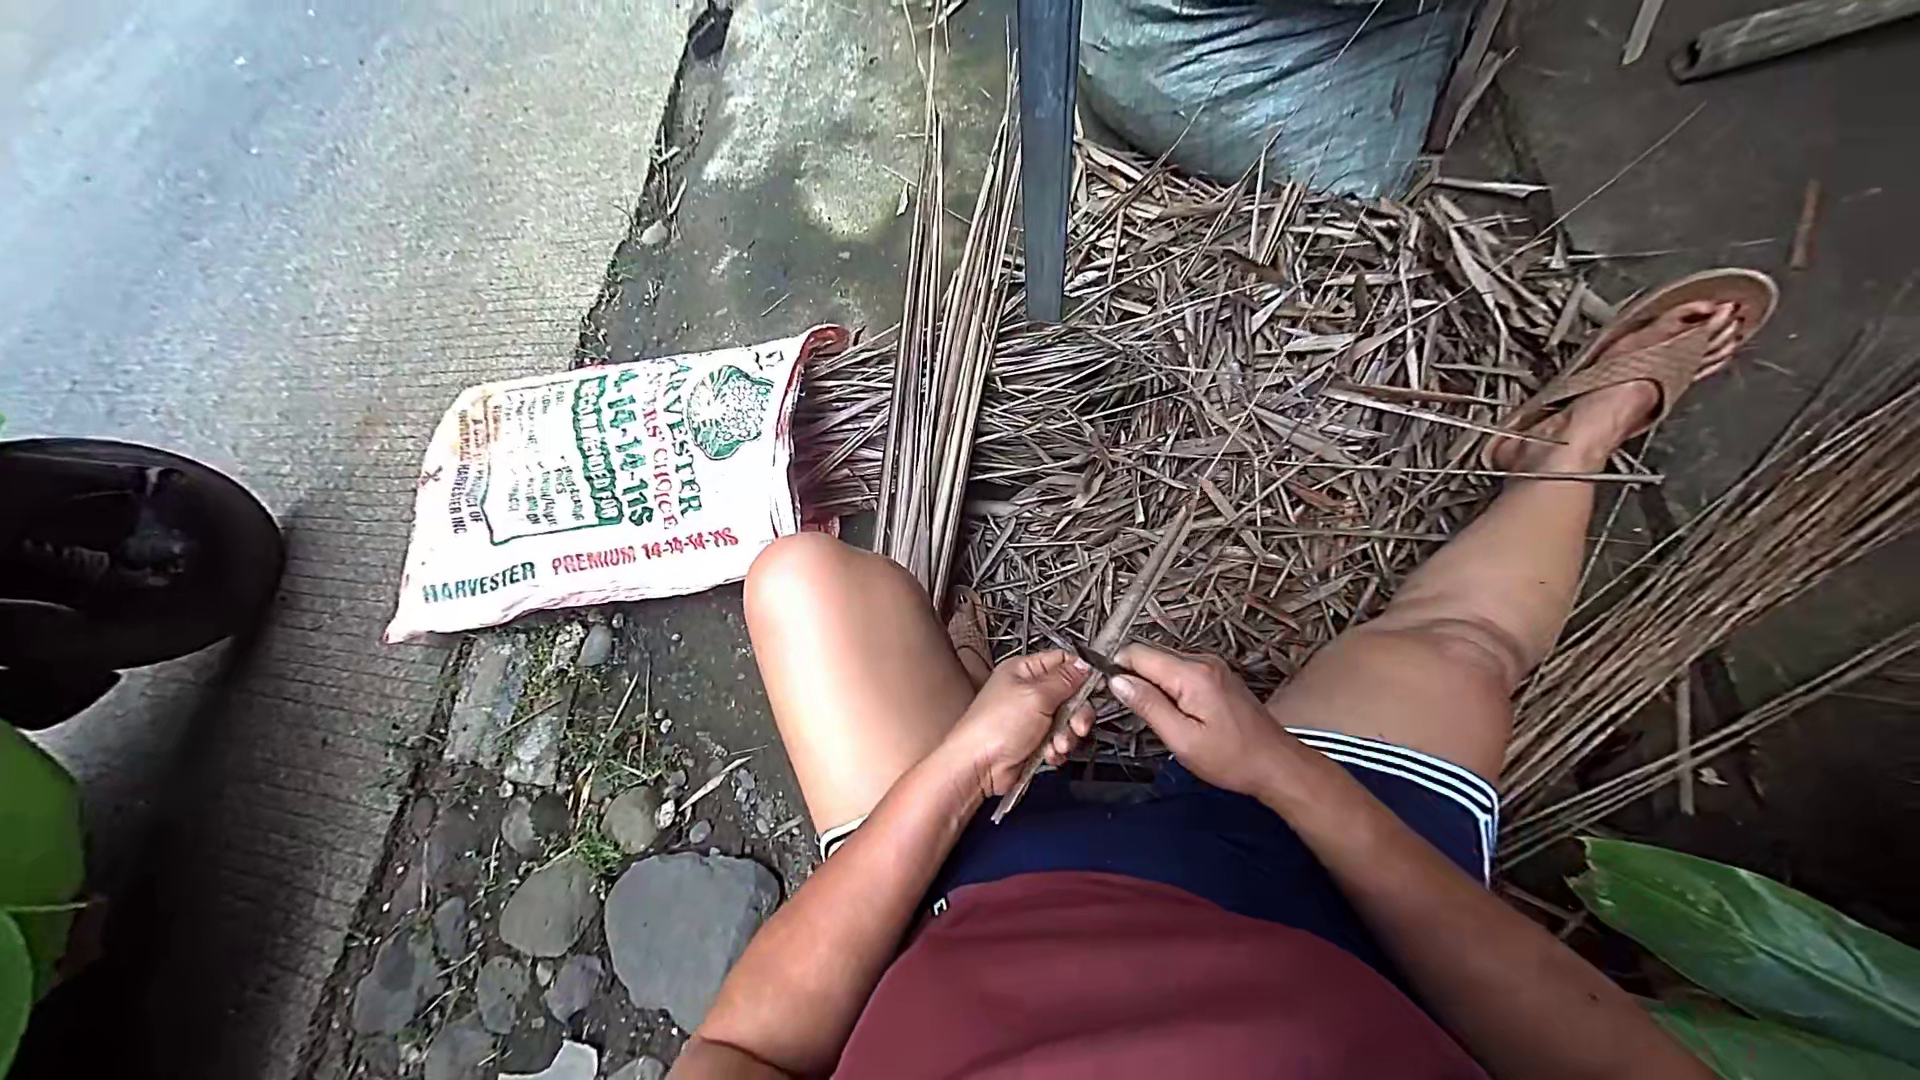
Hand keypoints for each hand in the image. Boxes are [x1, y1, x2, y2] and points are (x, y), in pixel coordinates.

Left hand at [940, 650, 1094, 798]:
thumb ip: (1064, 680)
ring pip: (1068, 721)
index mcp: (1024, 671)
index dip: (1081, 673)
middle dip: (1077, 712)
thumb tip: (1084, 665)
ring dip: (1067, 735)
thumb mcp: (1036, 696)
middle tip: (1076, 723)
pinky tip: (1048, 753)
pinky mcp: (1034, 740)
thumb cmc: (992, 727)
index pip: (1062, 661)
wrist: (978, 767)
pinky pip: (1060, 740)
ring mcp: (1032, 717)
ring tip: (1056, 742)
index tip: (1094, 687)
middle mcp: (1028, 691)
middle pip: (1071, 694)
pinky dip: (1058, 749)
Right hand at [1109, 643, 1299, 798]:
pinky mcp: (1215, 675)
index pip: (1137, 653)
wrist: (1277, 766)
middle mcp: (1203, 663)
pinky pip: (1179, 672)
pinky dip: (1169, 688)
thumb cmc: (1235, 759)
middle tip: (1138, 712)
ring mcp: (1211, 667)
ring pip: (1163, 664)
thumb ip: (1147, 706)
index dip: (1117, 669)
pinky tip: (1178, 714)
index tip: (1110, 689)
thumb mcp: (1181, 739)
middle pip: (1149, 656)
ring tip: (1162, 718)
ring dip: (1152, 685)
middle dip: (1135, 679)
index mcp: (1192, 675)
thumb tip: (1118, 681)